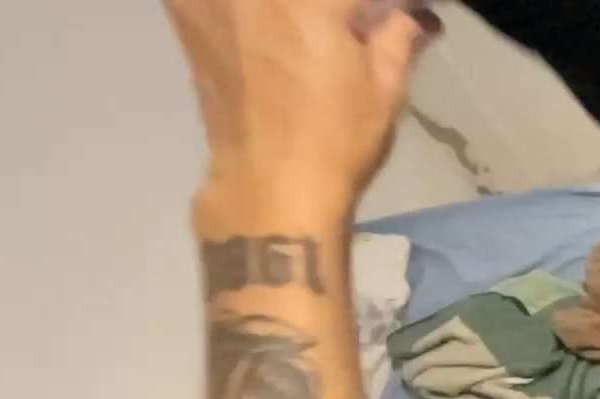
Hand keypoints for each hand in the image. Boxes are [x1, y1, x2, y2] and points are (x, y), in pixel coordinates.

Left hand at [166, 0, 438, 216]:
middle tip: (353, 28)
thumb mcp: (384, 91)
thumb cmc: (339, 140)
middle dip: (334, 11)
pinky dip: (244, 10)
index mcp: (310, 1)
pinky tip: (257, 24)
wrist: (272, 181)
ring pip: (269, 3)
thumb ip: (398, 38)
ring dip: (294, 14)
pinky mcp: (184, 6)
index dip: (383, 7)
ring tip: (308, 35)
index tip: (397, 16)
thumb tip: (415, 16)